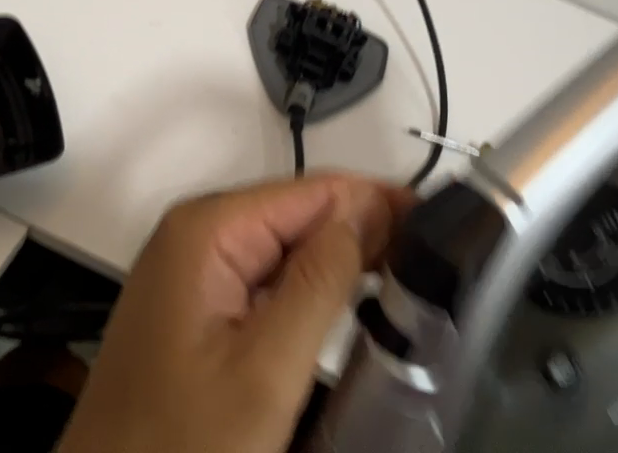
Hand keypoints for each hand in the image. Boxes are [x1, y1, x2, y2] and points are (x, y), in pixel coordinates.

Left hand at [57, 173, 409, 452]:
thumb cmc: (184, 444)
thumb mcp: (265, 369)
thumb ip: (320, 281)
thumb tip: (367, 208)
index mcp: (207, 230)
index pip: (312, 191)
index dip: (375, 201)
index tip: (433, 224)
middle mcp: (195, 233)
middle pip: (297, 211)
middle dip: (360, 228)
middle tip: (427, 257)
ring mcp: (191, 268)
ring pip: (283, 243)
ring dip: (338, 256)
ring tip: (401, 274)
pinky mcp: (194, 302)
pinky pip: (263, 274)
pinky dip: (307, 284)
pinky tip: (344, 298)